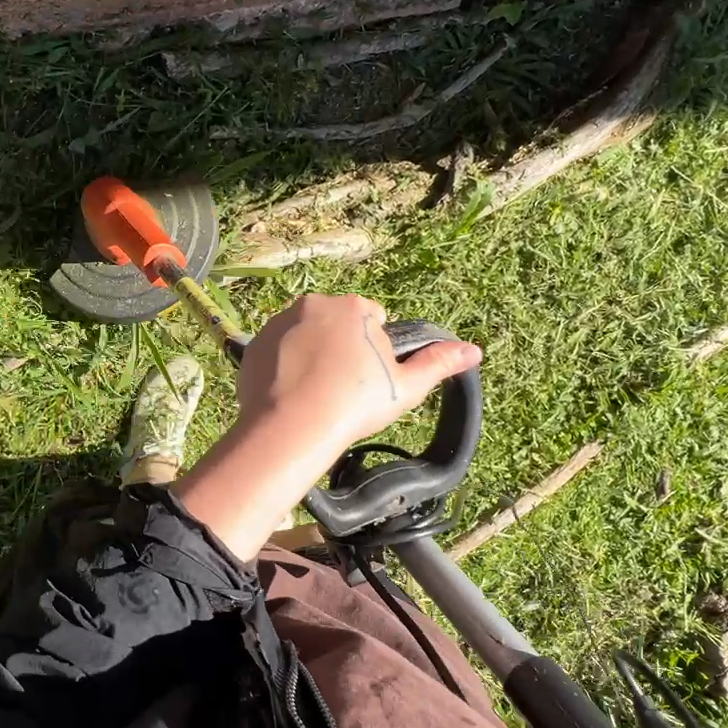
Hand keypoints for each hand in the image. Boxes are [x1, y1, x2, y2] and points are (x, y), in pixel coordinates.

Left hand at [173, 294, 481, 560]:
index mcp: (354, 307)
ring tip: (315, 392)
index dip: (373, 348)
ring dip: (310, 354)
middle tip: (342, 386)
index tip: (368, 376)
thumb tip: (472, 350)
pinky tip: (290, 393)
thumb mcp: (405, 387)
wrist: (293, 424)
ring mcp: (279, 322)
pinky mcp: (254, 344)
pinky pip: (275, 352)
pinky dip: (282, 367)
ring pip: (303, 335)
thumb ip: (438, 364)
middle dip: (341, 346)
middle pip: (334, 323)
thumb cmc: (354, 404)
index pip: (371, 318)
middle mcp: (313, 304)